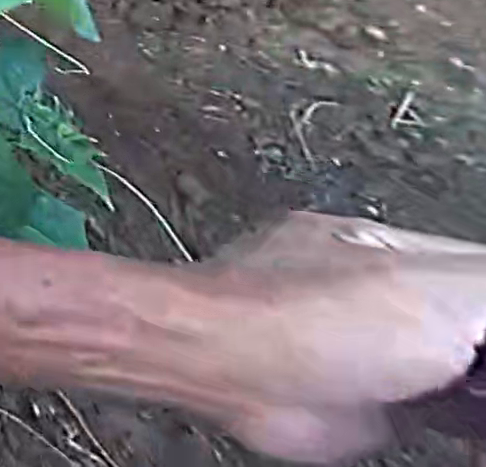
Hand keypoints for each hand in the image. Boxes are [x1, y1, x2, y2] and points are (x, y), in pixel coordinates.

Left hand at [196, 212, 485, 461]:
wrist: (220, 364)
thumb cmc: (286, 316)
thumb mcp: (420, 286)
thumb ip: (485, 280)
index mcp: (369, 247)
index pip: (482, 269)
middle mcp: (364, 292)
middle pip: (477, 326)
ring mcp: (363, 347)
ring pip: (469, 373)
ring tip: (479, 398)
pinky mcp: (367, 400)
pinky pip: (451, 419)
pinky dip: (472, 427)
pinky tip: (472, 431)